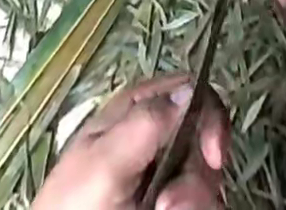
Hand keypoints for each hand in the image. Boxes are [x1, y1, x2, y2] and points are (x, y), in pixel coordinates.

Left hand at [31, 75, 228, 209]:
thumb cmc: (73, 208)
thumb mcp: (104, 162)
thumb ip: (145, 123)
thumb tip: (188, 88)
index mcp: (136, 109)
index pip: (188, 89)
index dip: (208, 114)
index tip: (213, 154)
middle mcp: (154, 135)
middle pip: (203, 137)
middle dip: (198, 174)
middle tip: (171, 206)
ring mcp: (161, 172)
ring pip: (204, 175)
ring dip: (194, 200)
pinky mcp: (166, 199)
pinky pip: (199, 200)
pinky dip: (193, 209)